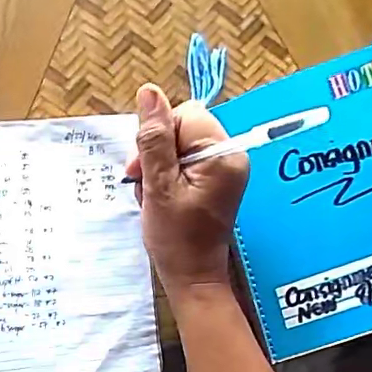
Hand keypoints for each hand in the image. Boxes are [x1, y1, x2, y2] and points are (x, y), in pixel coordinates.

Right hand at [125, 84, 249, 291]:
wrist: (192, 278)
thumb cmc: (175, 239)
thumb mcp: (158, 187)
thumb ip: (154, 140)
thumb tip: (148, 93)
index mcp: (222, 155)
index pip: (186, 115)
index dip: (159, 135)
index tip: (141, 169)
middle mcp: (230, 156)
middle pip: (184, 128)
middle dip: (157, 153)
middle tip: (142, 184)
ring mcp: (224, 170)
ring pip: (181, 147)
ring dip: (159, 168)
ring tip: (152, 197)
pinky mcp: (216, 183)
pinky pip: (186, 164)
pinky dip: (168, 178)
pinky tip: (160, 199)